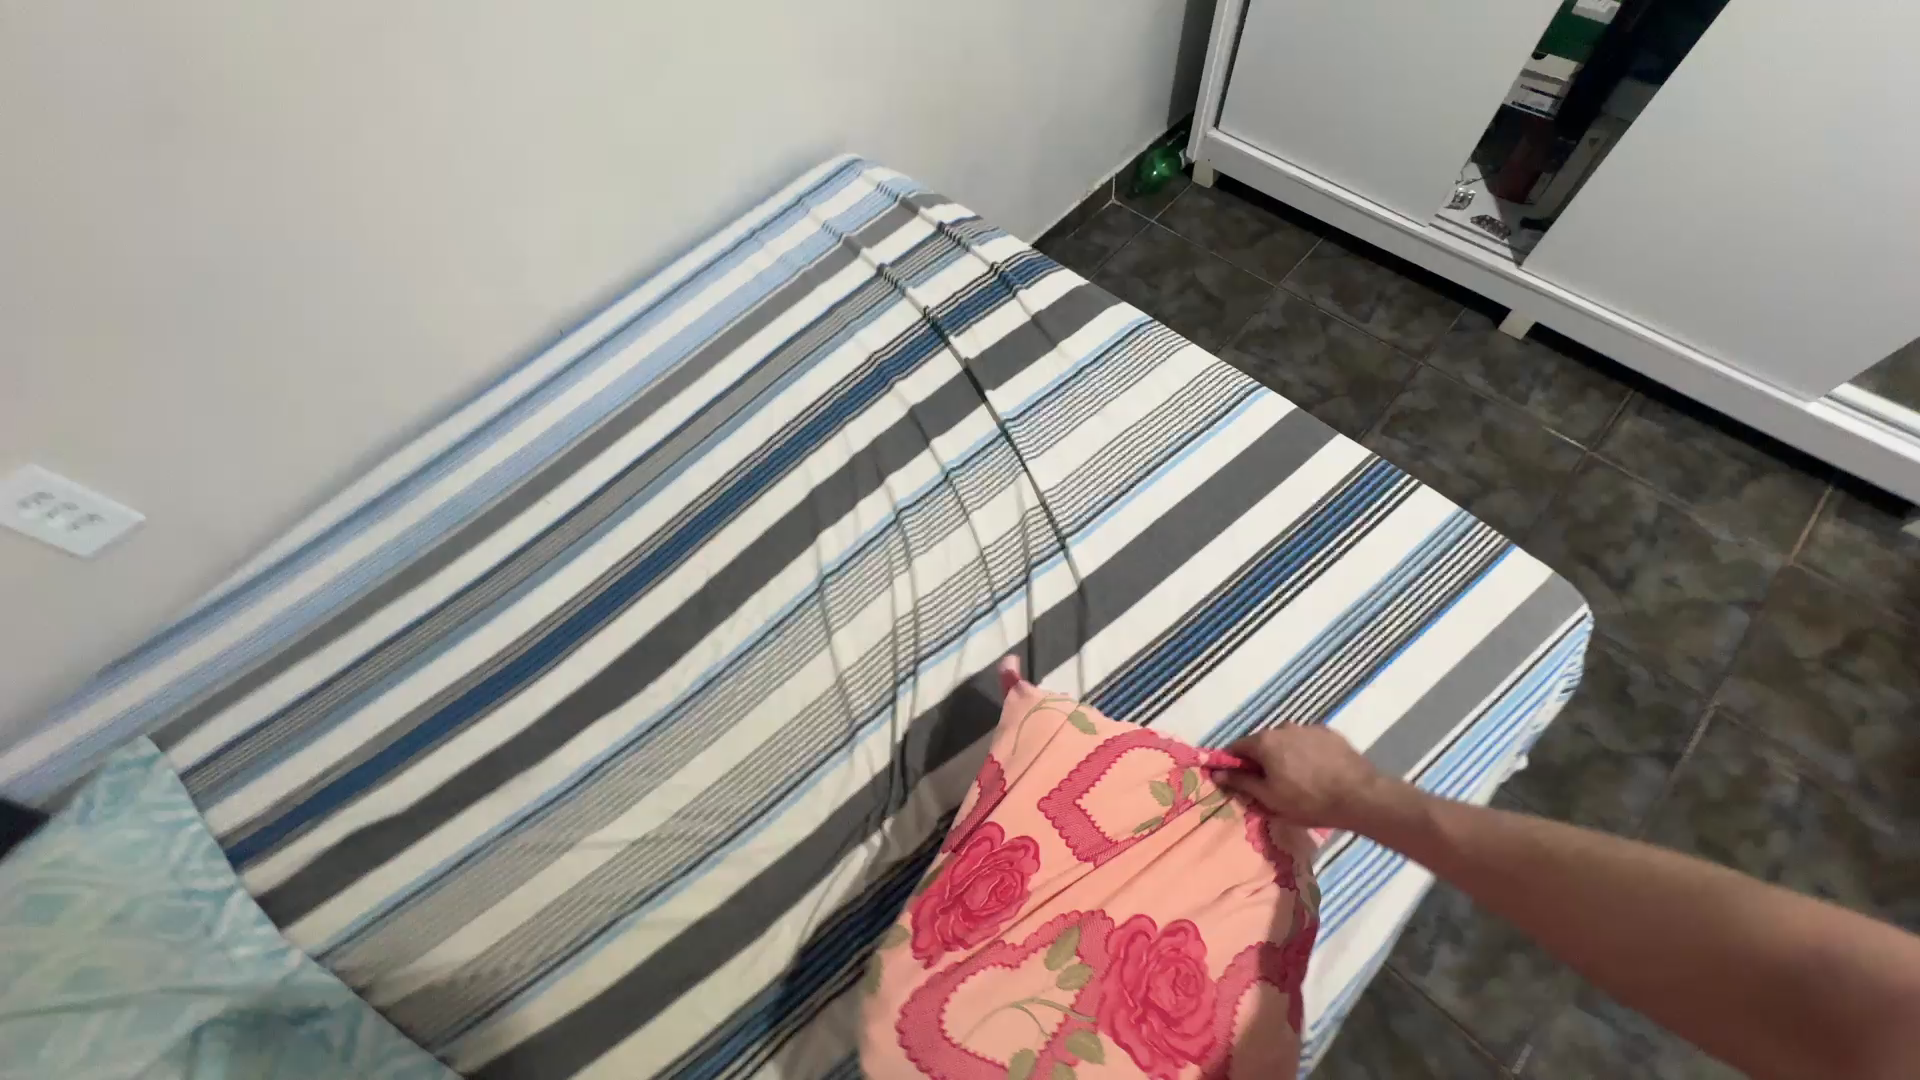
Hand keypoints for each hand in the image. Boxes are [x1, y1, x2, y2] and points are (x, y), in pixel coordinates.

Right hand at [1212, 726, 1402, 831]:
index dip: (1233, 763)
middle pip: (1262, 743)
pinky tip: (1318, 771)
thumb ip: (1241, 783)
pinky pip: (1308, 741)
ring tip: (1298, 778)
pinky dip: (1306, 753)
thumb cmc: (1309, 800)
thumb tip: (1217, 773)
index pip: (1236, 747)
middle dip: (1261, 760)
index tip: (1237, 779)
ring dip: (1285, 755)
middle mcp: (1283, 727)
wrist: (1361, 797)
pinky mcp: (1329, 733)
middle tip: (1270, 783)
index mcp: (1264, 742)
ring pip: (1286, 741)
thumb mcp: (1270, 798)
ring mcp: (1308, 728)